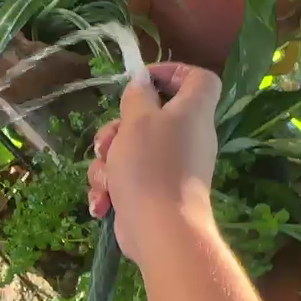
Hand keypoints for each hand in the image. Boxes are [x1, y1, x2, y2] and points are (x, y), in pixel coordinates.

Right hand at [86, 62, 221, 268]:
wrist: (160, 227)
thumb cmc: (151, 166)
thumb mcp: (137, 121)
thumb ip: (137, 97)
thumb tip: (141, 86)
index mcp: (191, 112)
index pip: (197, 79)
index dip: (171, 73)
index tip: (140, 81)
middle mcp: (184, 137)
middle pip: (147, 118)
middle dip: (116, 131)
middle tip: (106, 144)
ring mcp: (168, 166)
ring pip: (127, 150)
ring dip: (107, 165)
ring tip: (106, 181)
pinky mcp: (151, 191)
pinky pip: (125, 178)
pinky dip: (111, 188)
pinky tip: (104, 202)